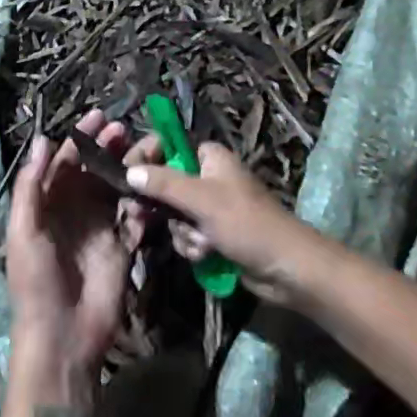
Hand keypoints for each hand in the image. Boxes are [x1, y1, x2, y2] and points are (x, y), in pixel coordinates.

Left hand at [3, 109, 146, 374]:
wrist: (62, 337)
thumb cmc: (34, 280)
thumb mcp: (24, 229)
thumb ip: (32, 185)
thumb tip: (42, 139)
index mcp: (48, 203)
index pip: (64, 162)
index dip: (81, 139)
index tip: (99, 116)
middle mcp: (75, 211)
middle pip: (93, 171)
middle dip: (107, 148)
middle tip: (124, 128)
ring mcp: (100, 229)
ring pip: (116, 189)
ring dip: (129, 169)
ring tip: (146, 147)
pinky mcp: (123, 250)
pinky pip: (135, 220)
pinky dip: (143, 204)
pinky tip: (152, 188)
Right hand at [125, 140, 308, 303]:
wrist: (290, 270)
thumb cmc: (247, 224)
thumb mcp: (201, 199)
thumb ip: (163, 183)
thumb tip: (128, 171)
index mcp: (208, 156)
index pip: (165, 145)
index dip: (144, 158)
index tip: (127, 176)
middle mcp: (207, 177)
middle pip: (164, 182)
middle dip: (158, 205)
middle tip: (140, 217)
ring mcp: (210, 207)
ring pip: (173, 212)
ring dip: (180, 230)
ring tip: (198, 243)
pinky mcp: (214, 234)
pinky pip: (186, 233)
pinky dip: (192, 245)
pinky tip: (206, 255)